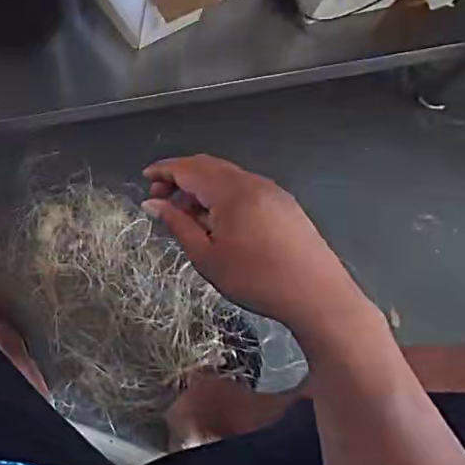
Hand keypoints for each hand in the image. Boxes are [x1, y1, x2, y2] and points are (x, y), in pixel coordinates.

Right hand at [142, 155, 383, 345]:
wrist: (320, 298)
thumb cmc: (256, 279)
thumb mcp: (206, 255)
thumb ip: (177, 224)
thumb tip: (152, 204)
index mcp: (231, 192)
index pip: (188, 169)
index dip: (163, 171)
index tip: (145, 179)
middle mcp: (253, 183)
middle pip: (208, 166)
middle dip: (180, 176)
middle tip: (159, 196)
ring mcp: (273, 192)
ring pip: (227, 176)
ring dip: (200, 186)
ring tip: (184, 212)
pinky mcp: (285, 205)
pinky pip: (244, 187)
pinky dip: (221, 194)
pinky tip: (215, 219)